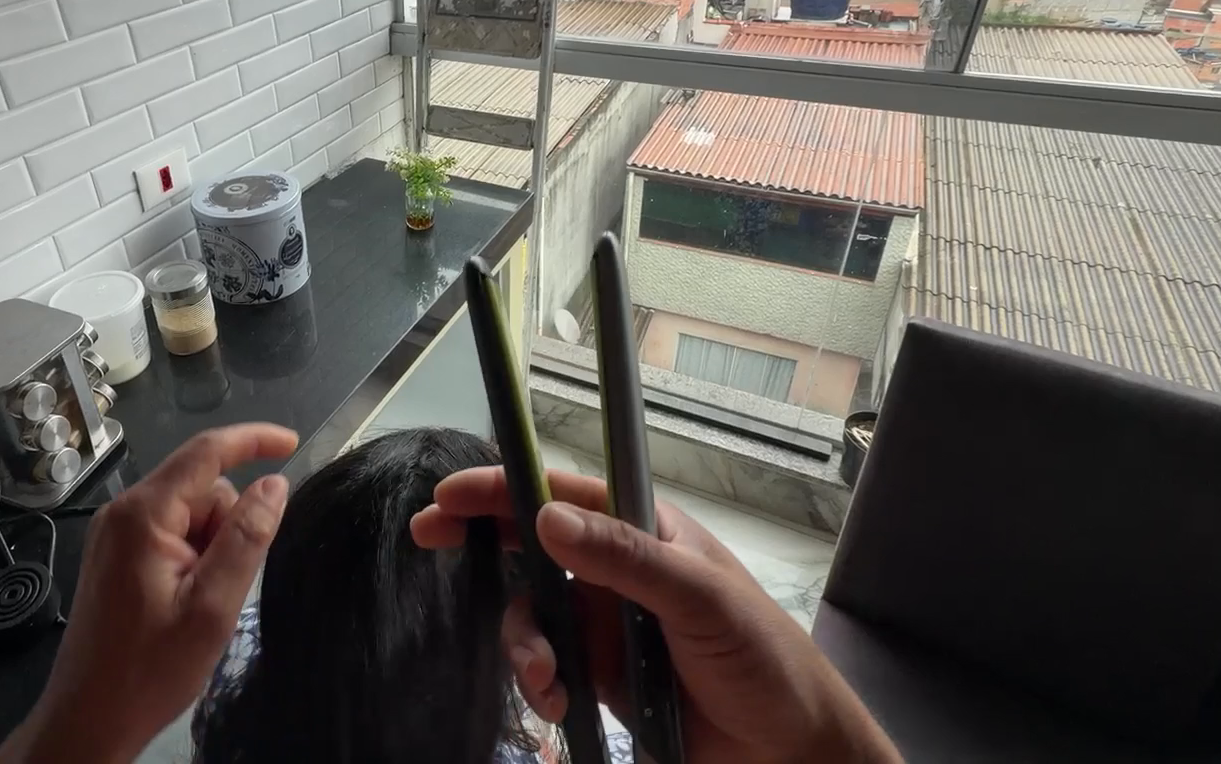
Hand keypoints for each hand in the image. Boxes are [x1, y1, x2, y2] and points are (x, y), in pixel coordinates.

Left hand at [0, 424, 299, 763]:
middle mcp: (125, 510)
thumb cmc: (148, 671)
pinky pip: (174, 529)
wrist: (86, 723)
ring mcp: (117, 530)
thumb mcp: (212, 607)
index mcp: (144, 513)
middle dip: (228, 524)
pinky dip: (194, 554)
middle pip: (203, 487)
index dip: (254, 440)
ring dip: (212, 545)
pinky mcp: (117, 551)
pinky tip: (186, 596)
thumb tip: (275, 484)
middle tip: (222, 585)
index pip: (207, 451)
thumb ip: (247, 538)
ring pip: (192, 510)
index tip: (293, 443)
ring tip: (199, 599)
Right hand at [412, 467, 898, 763]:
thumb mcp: (700, 598)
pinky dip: (537, 677)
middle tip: (428, 535)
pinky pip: (546, 660)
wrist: (791, 758)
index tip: (450, 493)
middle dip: (479, 535)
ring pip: (531, 607)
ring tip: (539, 677)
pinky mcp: (597, 671)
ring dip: (519, 638)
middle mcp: (612, 564)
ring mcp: (602, 618)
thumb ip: (625, 557)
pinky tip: (553, 702)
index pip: (561, 489)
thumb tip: (545, 517)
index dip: (502, 484)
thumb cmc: (763, 659)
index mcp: (639, 525)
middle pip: (530, 537)